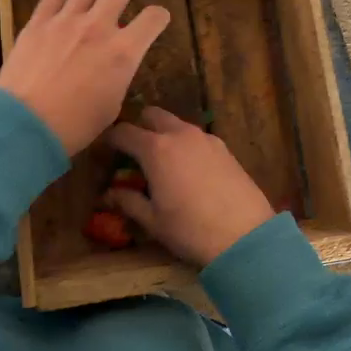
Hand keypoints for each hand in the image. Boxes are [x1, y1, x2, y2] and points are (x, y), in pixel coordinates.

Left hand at [0, 0, 170, 154]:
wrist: (26, 126)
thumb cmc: (75, 126)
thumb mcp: (112, 105)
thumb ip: (118, 75)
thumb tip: (115, 64)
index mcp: (123, 51)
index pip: (153, 18)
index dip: (160, 15)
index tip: (158, 18)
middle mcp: (97, 27)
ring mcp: (65, 20)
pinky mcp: (37, 22)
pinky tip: (64, 4)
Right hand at [106, 107, 274, 267]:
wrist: (245, 236)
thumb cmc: (191, 230)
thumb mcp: (153, 221)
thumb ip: (128, 201)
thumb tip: (109, 194)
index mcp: (155, 149)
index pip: (124, 132)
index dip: (110, 138)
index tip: (104, 149)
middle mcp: (180, 134)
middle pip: (152, 115)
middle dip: (140, 127)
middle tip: (135, 152)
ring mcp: (205, 138)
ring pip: (177, 125)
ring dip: (165, 135)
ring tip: (163, 163)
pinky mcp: (224, 148)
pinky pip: (197, 138)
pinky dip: (187, 145)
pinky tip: (190, 171)